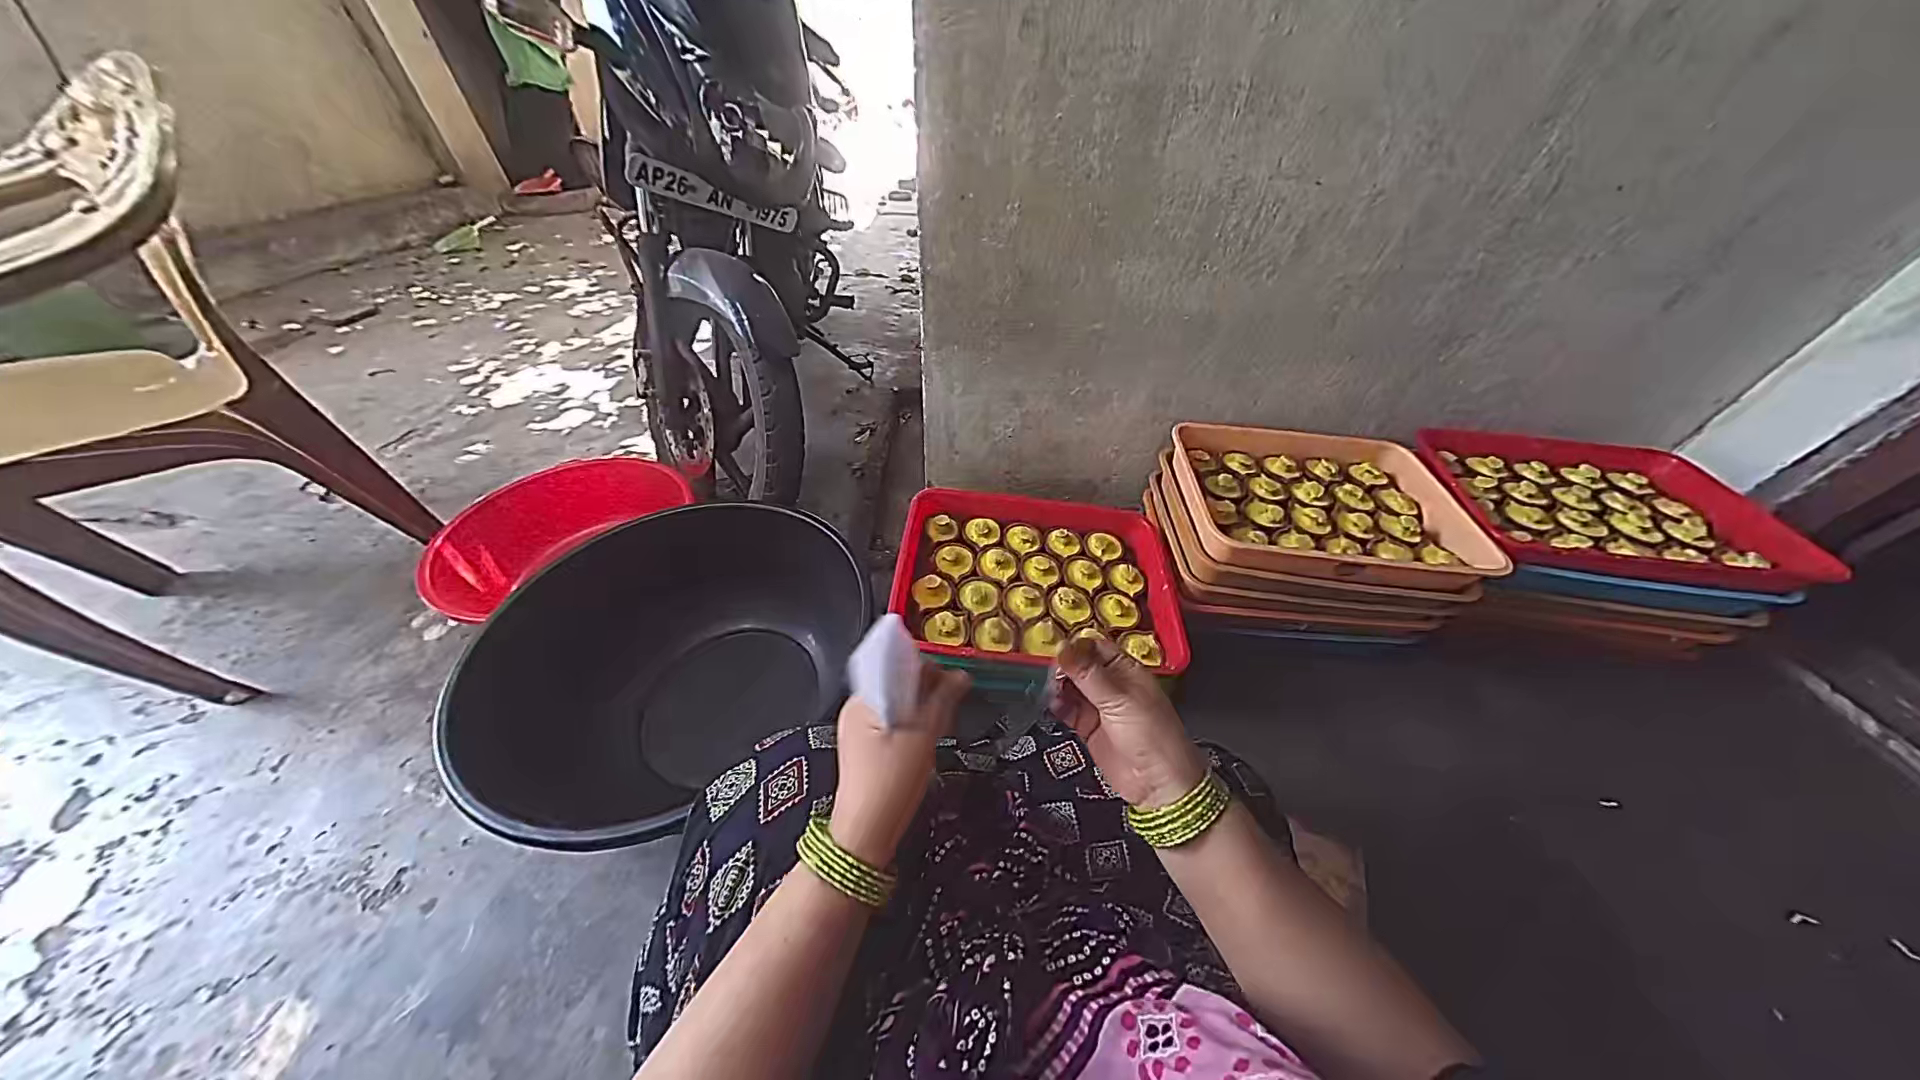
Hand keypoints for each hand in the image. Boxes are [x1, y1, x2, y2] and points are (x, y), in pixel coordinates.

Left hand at [829, 662, 969, 865]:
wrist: (866, 834)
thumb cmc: (890, 785)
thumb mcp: (923, 737)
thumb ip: (942, 700)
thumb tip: (961, 676)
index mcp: (863, 699)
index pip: (897, 663)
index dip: (928, 668)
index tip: (951, 683)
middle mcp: (856, 707)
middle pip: (898, 681)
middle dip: (927, 690)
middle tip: (950, 708)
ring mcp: (859, 727)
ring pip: (898, 701)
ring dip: (923, 708)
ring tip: (939, 726)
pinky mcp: (866, 745)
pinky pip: (893, 720)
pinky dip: (913, 723)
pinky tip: (926, 740)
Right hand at [1053, 637, 1206, 808]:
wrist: (1158, 785)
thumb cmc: (1151, 737)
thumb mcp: (1118, 700)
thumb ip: (1088, 674)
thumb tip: (1063, 647)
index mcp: (1126, 671)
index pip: (1095, 647)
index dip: (1074, 645)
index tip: (1052, 646)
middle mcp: (1111, 685)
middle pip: (1079, 666)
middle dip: (1061, 665)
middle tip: (1042, 668)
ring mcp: (1099, 707)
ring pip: (1070, 687)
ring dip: (1056, 684)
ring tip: (1042, 685)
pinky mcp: (1088, 727)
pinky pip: (1067, 709)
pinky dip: (1056, 705)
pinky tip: (1048, 702)